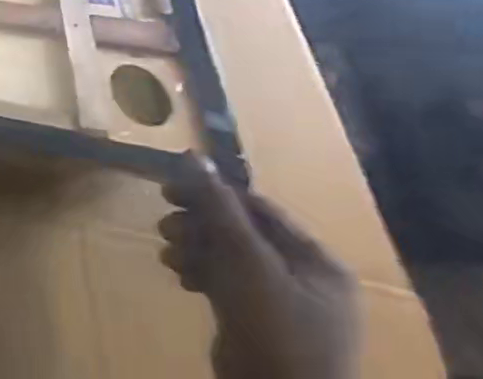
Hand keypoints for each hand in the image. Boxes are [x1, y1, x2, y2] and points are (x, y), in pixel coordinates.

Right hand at [160, 157, 360, 378]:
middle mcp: (304, 277)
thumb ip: (219, 206)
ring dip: (193, 248)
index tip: (169, 191)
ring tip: (171, 256)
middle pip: (239, 230)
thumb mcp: (245, 259)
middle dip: (197, 224)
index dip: (212, 194)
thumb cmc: (274, 327)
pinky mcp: (258, 320)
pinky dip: (200, 273)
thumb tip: (195, 155)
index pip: (257, 207)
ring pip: (227, 255)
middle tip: (166, 225)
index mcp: (316, 260)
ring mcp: (282, 301)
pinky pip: (225, 281)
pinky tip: (181, 277)